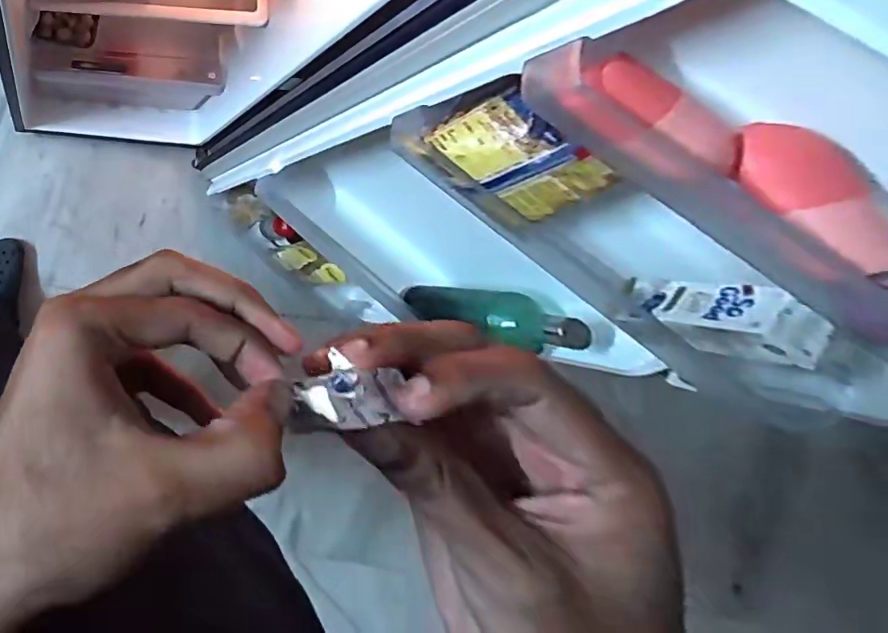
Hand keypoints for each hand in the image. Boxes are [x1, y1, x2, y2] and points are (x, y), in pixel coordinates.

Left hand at [0, 251, 304, 630]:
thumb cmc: (67, 515)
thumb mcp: (166, 489)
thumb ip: (244, 449)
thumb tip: (282, 403)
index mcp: (81, 321)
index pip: (184, 309)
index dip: (246, 341)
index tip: (289, 387)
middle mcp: (72, 316)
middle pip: (165, 283)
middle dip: (228, 308)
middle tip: (282, 340)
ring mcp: (69, 344)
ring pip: (152, 319)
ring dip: (205, 342)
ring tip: (254, 385)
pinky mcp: (75, 375)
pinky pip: (137, 358)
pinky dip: (179, 379)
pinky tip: (207, 422)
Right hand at [309, 323, 682, 632]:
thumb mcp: (505, 568)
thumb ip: (433, 484)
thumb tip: (350, 410)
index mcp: (593, 461)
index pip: (524, 380)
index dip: (458, 374)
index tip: (400, 398)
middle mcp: (540, 432)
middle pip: (472, 356)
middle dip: (406, 349)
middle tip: (345, 358)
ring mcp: (490, 438)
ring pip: (430, 368)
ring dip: (375, 359)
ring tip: (324, 364)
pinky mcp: (447, 451)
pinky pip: (402, 405)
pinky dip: (363, 391)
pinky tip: (326, 385)